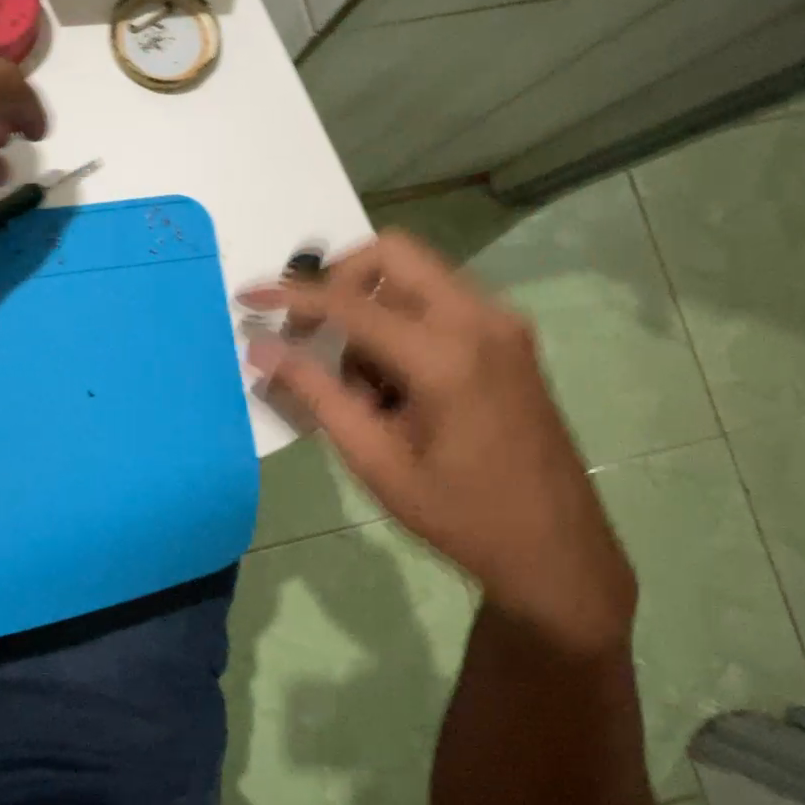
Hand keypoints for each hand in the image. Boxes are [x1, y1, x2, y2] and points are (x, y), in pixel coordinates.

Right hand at [240, 233, 636, 653]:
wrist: (558, 551)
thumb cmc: (460, 515)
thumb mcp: (374, 459)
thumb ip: (315, 394)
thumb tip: (260, 348)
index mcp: (447, 355)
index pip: (350, 302)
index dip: (290, 296)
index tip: (245, 298)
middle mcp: (480, 319)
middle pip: (392, 253)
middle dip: (338, 282)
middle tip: (310, 332)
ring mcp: (502, 324)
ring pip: (414, 276)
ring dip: (371, 310)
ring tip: (363, 386)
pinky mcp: (509, 337)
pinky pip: (437, 301)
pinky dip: (401, 323)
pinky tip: (396, 386)